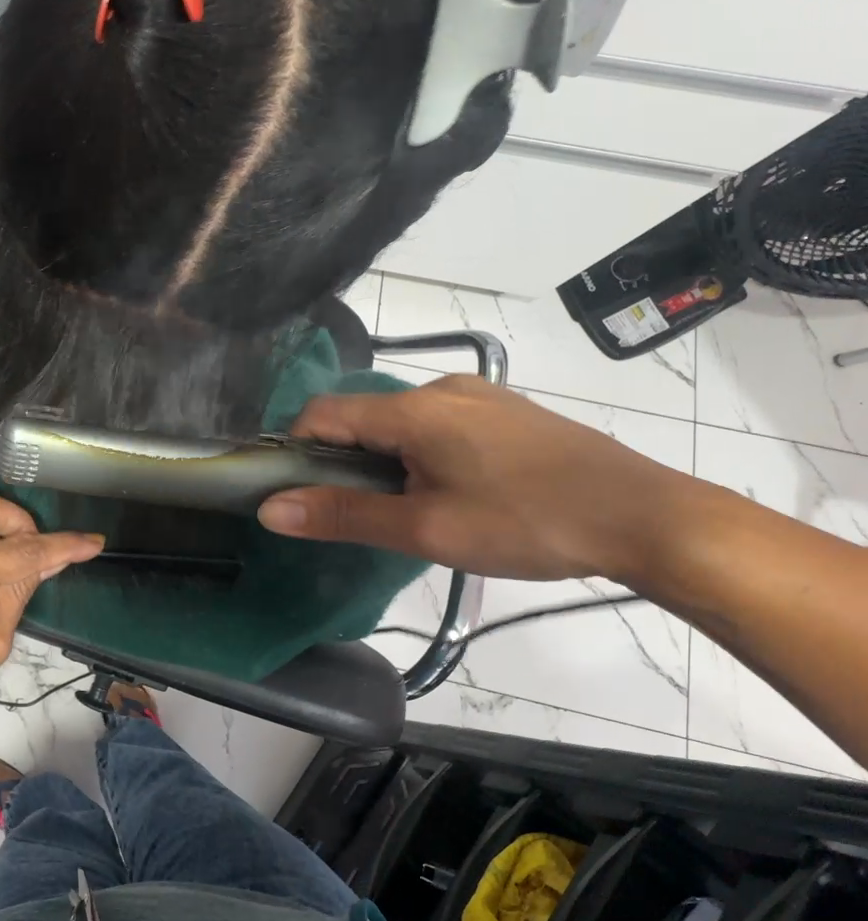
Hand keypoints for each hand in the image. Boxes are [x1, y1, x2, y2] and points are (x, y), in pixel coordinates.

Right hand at [255, 375, 690, 581]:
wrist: (651, 520)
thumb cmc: (528, 523)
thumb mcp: (425, 529)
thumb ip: (341, 515)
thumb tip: (269, 510)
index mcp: (414, 410)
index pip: (322, 413)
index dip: (297, 451)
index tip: (300, 495)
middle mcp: (442, 390)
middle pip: (360, 417)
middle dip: (342, 461)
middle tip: (357, 513)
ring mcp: (480, 398)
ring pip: (399, 423)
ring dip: (383, 460)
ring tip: (407, 510)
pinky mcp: (508, 413)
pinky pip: (437, 425)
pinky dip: (419, 454)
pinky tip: (451, 493)